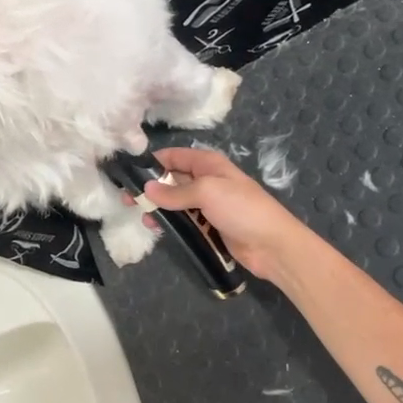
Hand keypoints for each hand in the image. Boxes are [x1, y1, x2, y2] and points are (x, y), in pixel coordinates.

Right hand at [145, 147, 309, 283]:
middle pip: (172, 179)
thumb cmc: (242, 209)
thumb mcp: (207, 192)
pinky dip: (171, 222)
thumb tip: (147, 188)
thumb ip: (175, 191)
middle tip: (129, 200)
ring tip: (145, 218)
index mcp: (208, 164)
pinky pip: (185, 220)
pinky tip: (159, 228)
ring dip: (159, 208)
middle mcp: (207, 180)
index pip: (174, 156)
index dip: (152, 163)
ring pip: (176, 202)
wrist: (274, 246)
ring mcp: (209, 204)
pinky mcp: (210, 225)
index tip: (129, 174)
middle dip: (151, 187)